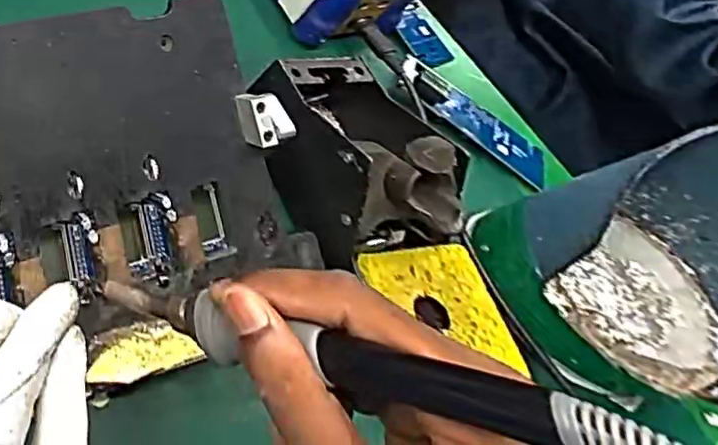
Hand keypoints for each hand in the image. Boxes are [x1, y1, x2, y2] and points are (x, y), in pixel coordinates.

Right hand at [216, 271, 523, 444]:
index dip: (280, 295)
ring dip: (320, 366)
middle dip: (295, 334)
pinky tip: (333, 418)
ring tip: (290, 400)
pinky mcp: (467, 422)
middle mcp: (488, 391)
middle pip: (364, 322)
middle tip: (240, 341)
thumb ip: (298, 397)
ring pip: (375, 348)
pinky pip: (395, 380)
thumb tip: (244, 308)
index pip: (354, 304)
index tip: (229, 301)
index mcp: (477, 400)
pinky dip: (352, 391)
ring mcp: (483, 407)